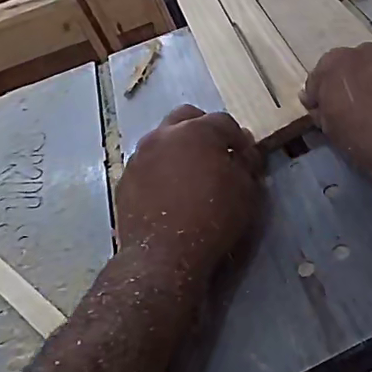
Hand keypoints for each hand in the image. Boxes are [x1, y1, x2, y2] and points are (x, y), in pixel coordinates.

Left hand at [115, 105, 262, 272]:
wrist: (163, 254)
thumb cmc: (213, 218)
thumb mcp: (246, 190)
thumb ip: (246, 164)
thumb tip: (243, 153)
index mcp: (198, 132)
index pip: (224, 121)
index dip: (238, 137)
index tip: (245, 156)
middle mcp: (164, 135)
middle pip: (186, 117)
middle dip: (203, 129)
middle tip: (216, 154)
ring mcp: (140, 156)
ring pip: (163, 139)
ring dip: (179, 148)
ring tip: (191, 174)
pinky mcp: (125, 179)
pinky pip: (148, 163)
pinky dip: (161, 169)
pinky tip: (171, 192)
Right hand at [302, 43, 371, 180]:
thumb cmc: (367, 141)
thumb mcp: (333, 132)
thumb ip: (323, 112)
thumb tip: (319, 106)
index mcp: (332, 66)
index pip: (318, 78)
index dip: (320, 96)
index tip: (324, 111)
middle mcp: (360, 51)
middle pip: (349, 65)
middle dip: (350, 81)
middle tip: (357, 106)